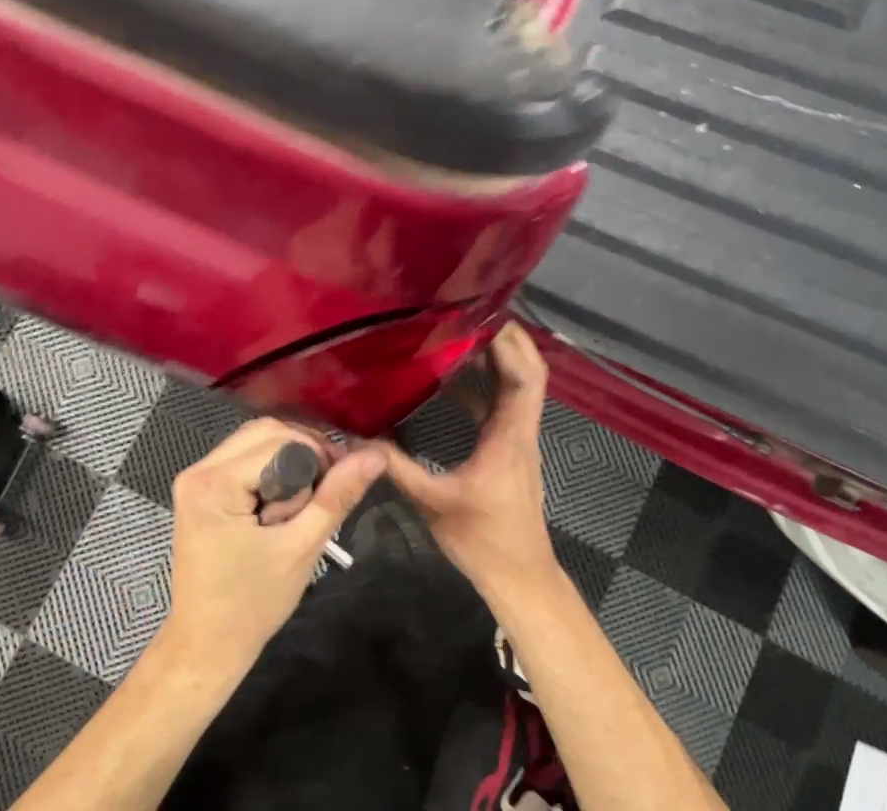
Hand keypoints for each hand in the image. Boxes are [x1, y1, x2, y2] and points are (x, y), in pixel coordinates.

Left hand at [165, 418, 386, 664]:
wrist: (207, 645)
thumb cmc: (253, 604)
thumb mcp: (302, 547)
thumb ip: (336, 497)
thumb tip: (375, 457)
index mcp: (214, 483)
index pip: (280, 442)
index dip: (317, 459)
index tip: (336, 491)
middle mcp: (198, 470)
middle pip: (264, 433)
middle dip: (302, 456)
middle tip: (321, 496)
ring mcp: (194, 479)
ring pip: (254, 443)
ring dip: (286, 464)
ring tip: (301, 505)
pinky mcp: (199, 492)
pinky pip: (242, 461)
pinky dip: (269, 474)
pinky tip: (281, 508)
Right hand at [383, 322, 557, 597]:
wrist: (519, 577)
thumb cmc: (484, 540)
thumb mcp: (435, 504)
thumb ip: (399, 470)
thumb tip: (359, 442)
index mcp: (510, 436)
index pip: (525, 376)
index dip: (509, 342)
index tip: (480, 313)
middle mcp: (520, 430)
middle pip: (527, 371)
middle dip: (504, 338)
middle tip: (466, 311)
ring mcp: (517, 440)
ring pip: (516, 387)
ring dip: (494, 359)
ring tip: (456, 333)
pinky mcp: (507, 451)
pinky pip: (501, 406)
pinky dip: (483, 387)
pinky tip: (450, 381)